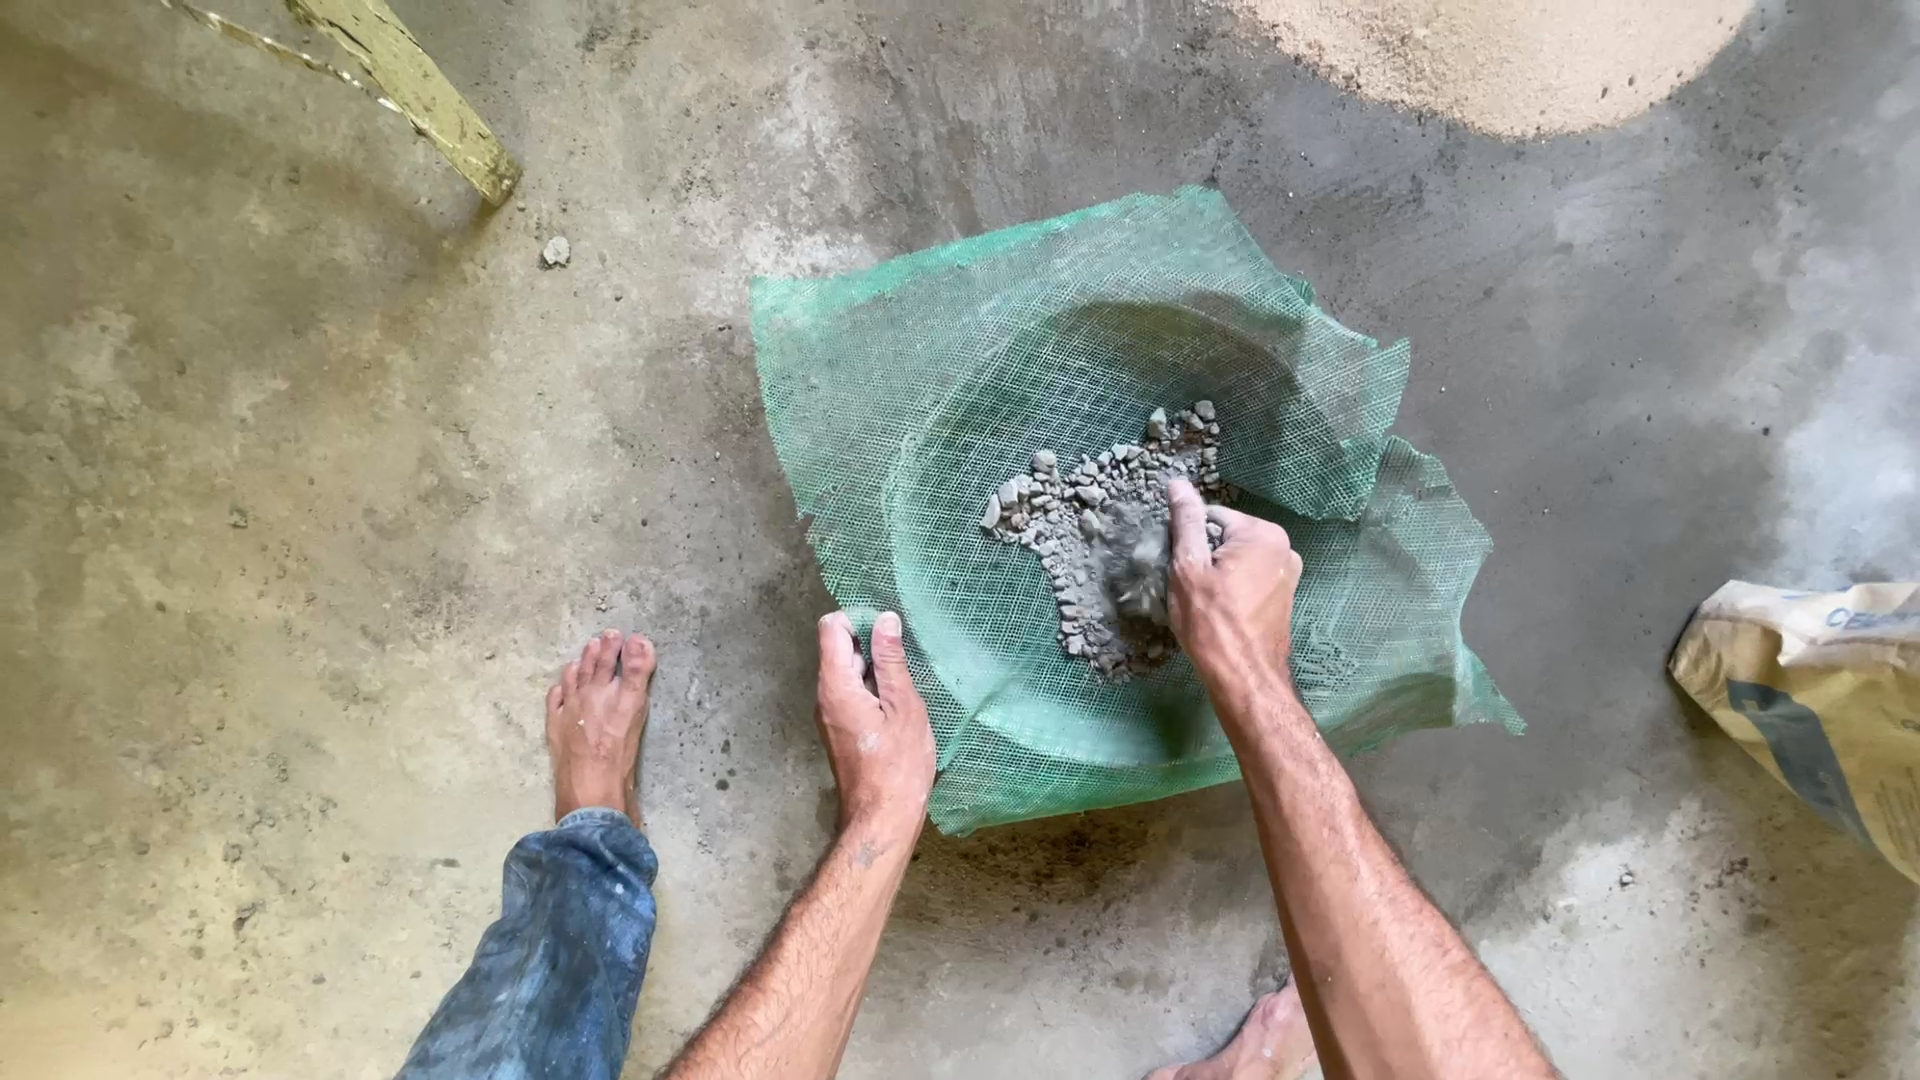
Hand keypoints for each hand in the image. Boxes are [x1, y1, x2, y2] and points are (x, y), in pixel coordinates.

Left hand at [814, 611, 936, 835]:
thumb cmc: (898, 763)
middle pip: (839, 647)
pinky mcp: (840, 728)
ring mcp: (830, 713)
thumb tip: (885, 619)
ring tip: (906, 685)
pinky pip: (852, 692)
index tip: (891, 633)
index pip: (831, 627)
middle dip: (871, 644)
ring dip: (876, 668)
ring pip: (848, 671)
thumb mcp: (903, 705)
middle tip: (906, 661)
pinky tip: (899, 706)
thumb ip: (892, 660)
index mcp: (836, 685)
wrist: (881, 818)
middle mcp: (824, 695)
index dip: (859, 620)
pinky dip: (873, 688)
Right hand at [1165, 477, 1303, 711]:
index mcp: (1263, 533)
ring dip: (1216, 574)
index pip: (1210, 517)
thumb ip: (1185, 521)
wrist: (1244, 677)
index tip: (1181, 569)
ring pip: (1236, 559)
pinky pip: (1249, 578)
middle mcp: (1284, 547)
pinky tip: (1220, 611)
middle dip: (1204, 557)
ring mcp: (1288, 573)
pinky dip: (1232, 588)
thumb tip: (1177, 483)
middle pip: (1225, 537)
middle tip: (1190, 588)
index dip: (1189, 541)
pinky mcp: (1285, 595)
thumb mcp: (1188, 566)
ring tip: (1204, 602)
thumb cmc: (1211, 621)